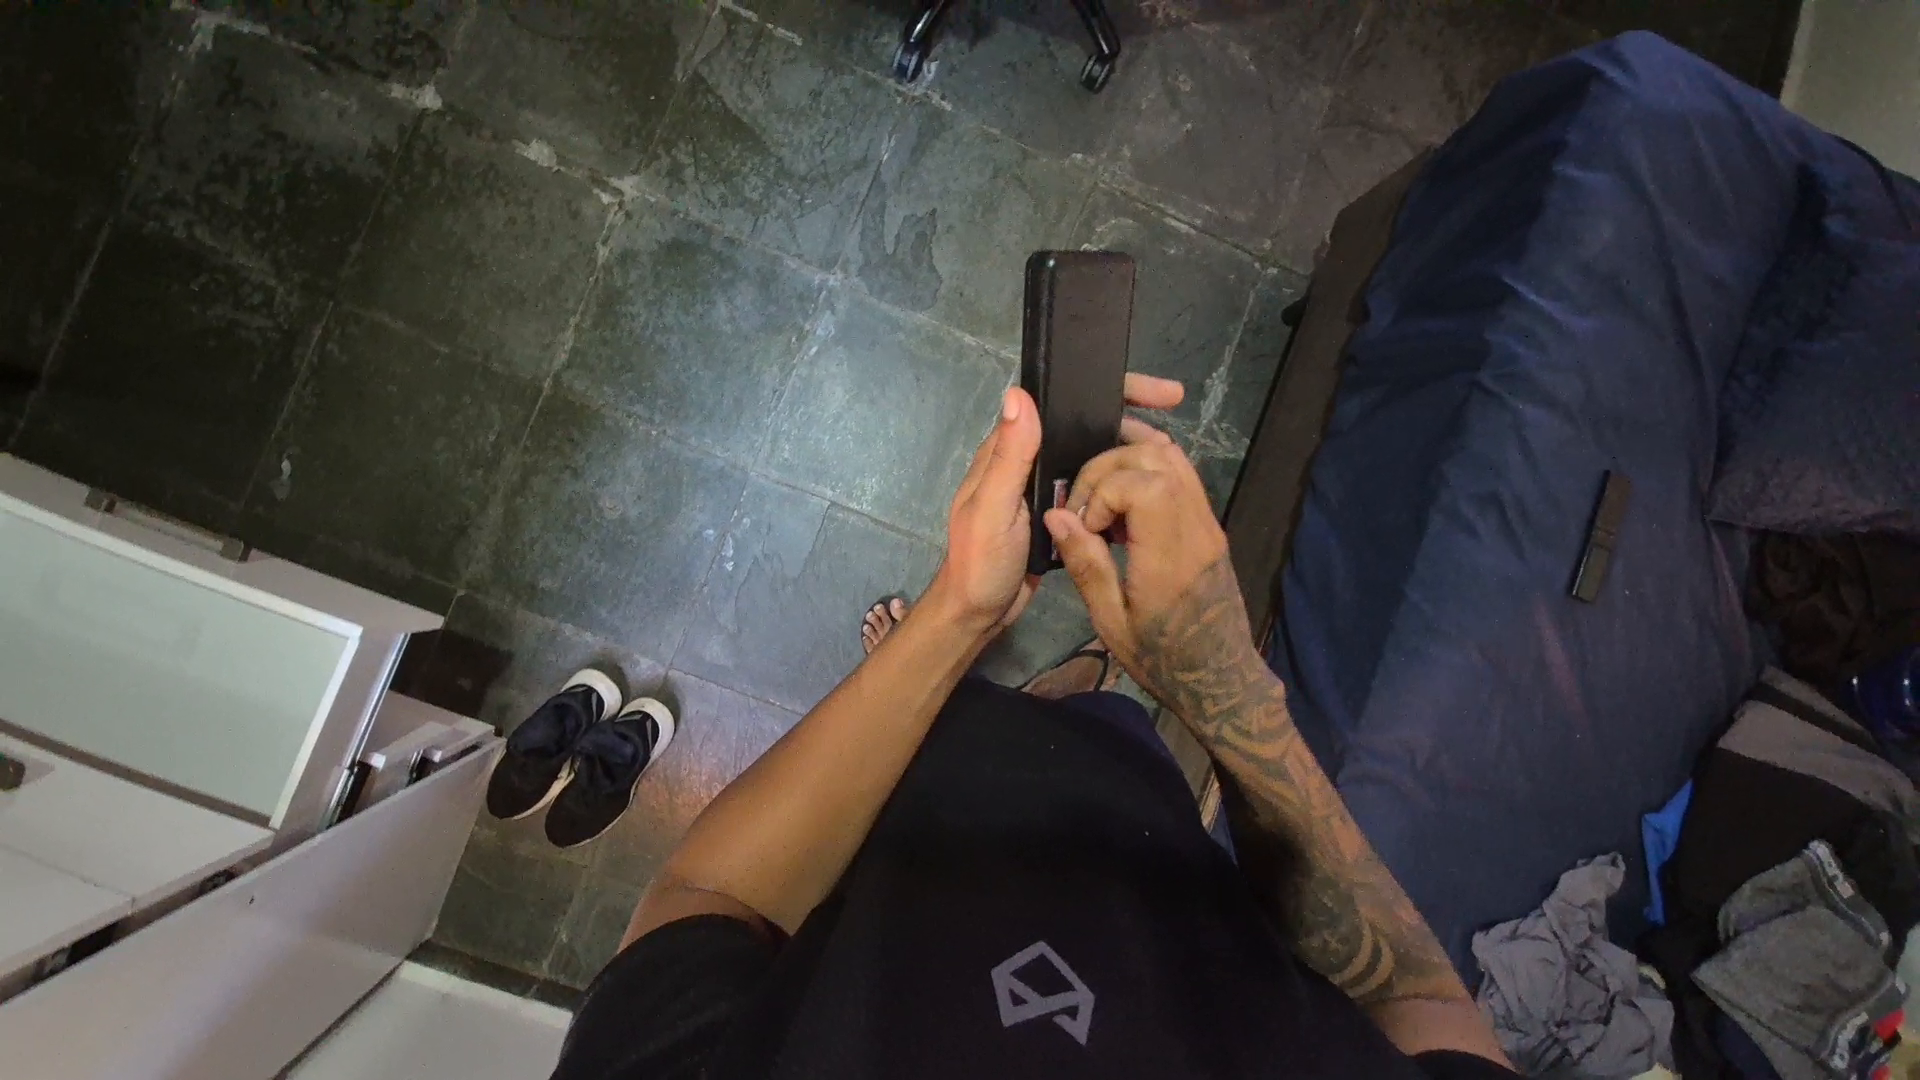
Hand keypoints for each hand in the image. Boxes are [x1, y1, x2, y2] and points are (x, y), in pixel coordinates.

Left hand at [926, 374, 1187, 636]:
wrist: (979, 613)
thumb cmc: (981, 561)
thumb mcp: (993, 508)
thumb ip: (1008, 456)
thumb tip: (1019, 394)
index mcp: (1008, 451)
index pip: (1054, 402)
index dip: (1099, 387)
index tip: (1148, 387)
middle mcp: (1027, 461)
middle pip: (1077, 422)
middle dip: (1123, 409)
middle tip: (1171, 404)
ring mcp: (1043, 487)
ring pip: (1088, 453)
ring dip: (1124, 445)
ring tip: (1167, 446)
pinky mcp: (1057, 512)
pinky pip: (1091, 485)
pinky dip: (1116, 479)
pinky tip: (1144, 483)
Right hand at [1043, 417, 1262, 713]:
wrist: (1219, 676)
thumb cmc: (1160, 658)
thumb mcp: (1111, 622)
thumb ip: (1086, 565)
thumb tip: (1055, 516)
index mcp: (1169, 556)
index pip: (1143, 484)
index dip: (1104, 491)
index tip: (1090, 528)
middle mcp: (1195, 528)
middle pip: (1157, 456)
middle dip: (1108, 468)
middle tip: (1088, 507)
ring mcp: (1208, 521)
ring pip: (1173, 455)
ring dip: (1128, 460)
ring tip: (1100, 491)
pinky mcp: (1209, 524)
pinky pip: (1182, 472)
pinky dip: (1148, 466)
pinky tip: (1122, 490)